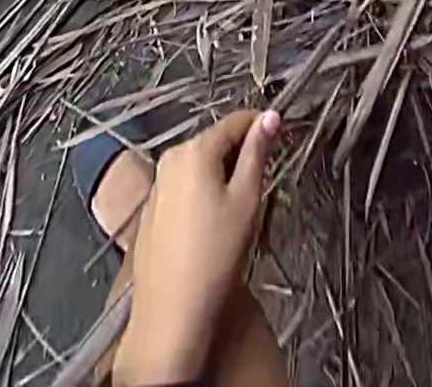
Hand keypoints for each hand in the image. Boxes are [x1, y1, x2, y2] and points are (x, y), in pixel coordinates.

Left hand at [114, 110, 280, 386]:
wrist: (170, 315)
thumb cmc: (213, 257)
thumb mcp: (247, 198)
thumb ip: (258, 151)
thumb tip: (269, 117)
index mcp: (194, 151)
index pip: (235, 121)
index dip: (260, 125)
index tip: (279, 135)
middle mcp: (170, 159)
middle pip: (215, 141)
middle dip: (242, 153)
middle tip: (265, 179)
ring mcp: (157, 185)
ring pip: (200, 164)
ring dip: (223, 173)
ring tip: (242, 207)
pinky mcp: (152, 210)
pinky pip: (184, 186)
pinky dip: (203, 192)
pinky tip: (214, 224)